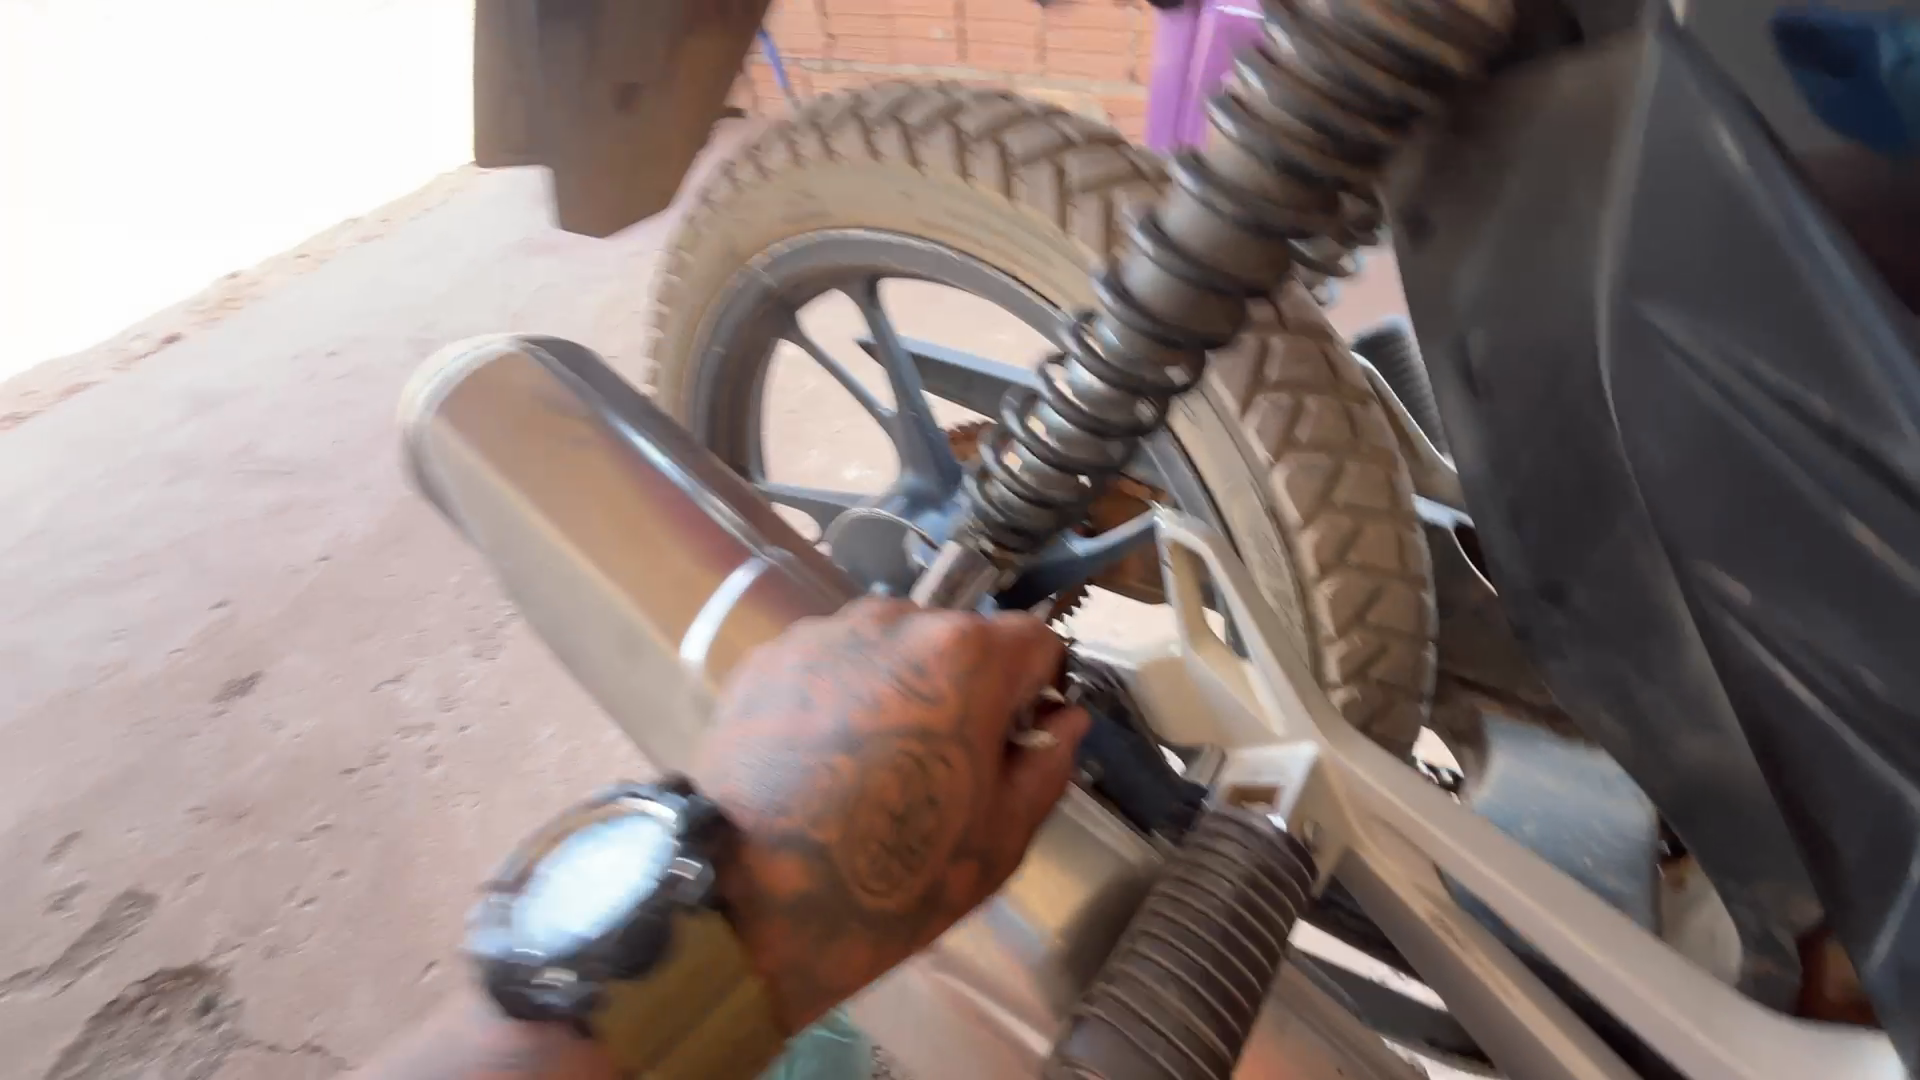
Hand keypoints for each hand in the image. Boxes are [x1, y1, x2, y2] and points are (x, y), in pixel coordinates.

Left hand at [694, 598, 1092, 1033]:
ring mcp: (826, 629)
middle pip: (960, 638)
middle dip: (968, 685)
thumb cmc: (893, 876)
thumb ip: (1048, 763)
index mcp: (966, 654)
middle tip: (940, 757)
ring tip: (872, 755)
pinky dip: (844, 689)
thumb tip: (1064, 719)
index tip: (1017, 731)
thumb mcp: (1000, 837)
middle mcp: (897, 619)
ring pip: (894, 643)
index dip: (1037, 686)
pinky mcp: (773, 652)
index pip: (1034, 640)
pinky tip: (823, 750)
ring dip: (903, 682)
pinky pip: (835, 658)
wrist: (747, 901)